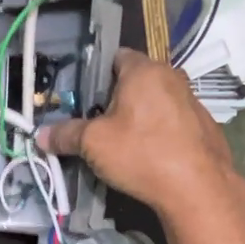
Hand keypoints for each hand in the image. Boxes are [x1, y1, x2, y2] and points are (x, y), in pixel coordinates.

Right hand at [37, 49, 244, 219]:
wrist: (197, 186)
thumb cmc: (140, 153)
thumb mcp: (92, 144)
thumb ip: (65, 135)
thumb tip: (40, 135)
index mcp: (144, 71)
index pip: (117, 57)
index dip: (97, 74)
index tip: (83, 97)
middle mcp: (172, 77)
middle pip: (136, 80)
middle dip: (115, 98)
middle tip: (95, 123)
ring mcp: (191, 101)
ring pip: (154, 101)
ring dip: (137, 116)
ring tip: (119, 142)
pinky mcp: (203, 125)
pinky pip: (170, 121)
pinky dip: (156, 131)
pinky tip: (146, 155)